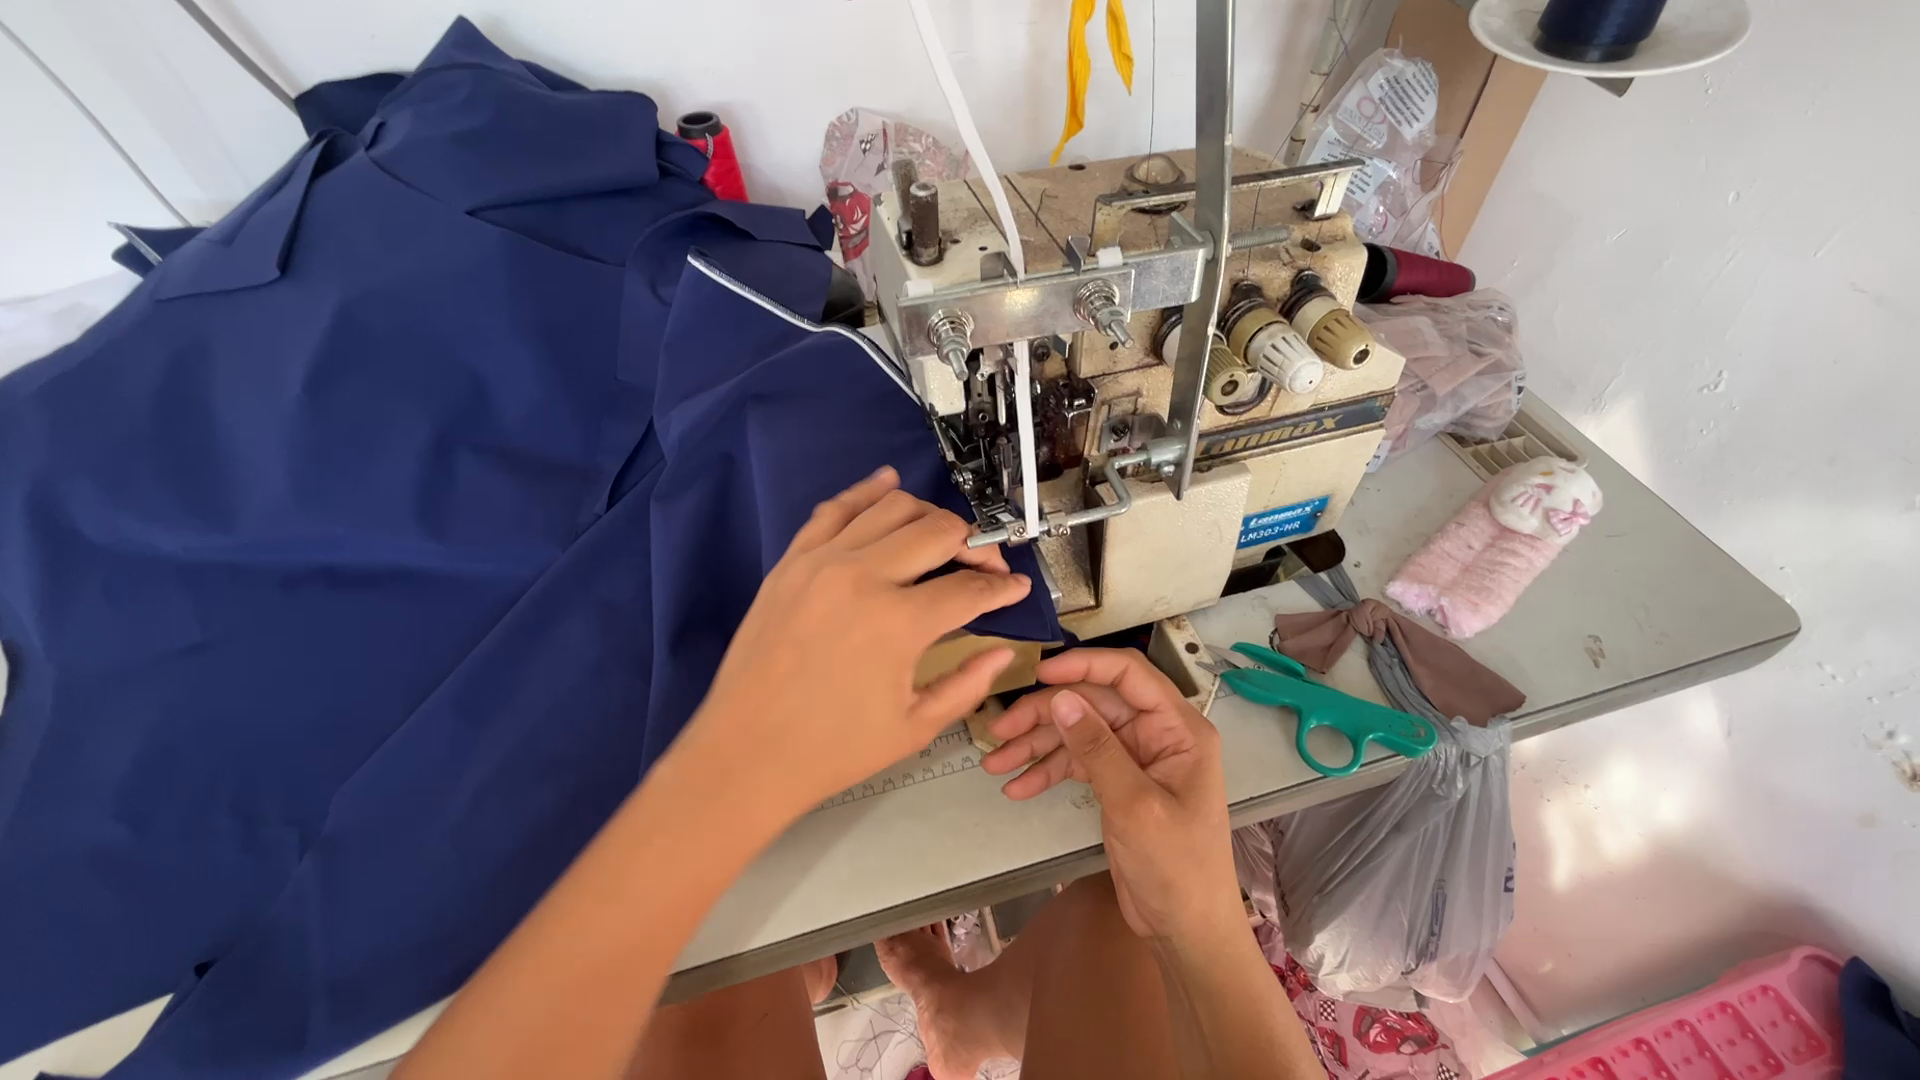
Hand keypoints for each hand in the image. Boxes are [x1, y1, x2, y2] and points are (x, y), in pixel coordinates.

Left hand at [682, 467, 1031, 818]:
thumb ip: (967, 684)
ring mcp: (821, 562)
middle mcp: (862, 577)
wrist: (745, 753)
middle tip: (984, 565)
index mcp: (898, 624)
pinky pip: (834, 510)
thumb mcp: (914, 728)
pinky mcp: (791, 562)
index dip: (1002, 589)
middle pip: (937, 532)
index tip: (1016, 590)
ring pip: (891, 508)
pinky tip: (887, 484)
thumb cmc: (833, 750)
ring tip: (943, 538)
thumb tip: (1002, 651)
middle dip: (974, 544)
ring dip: (929, 516)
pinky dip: (865, 492)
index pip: (969, 588)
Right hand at [982, 649, 1241, 942]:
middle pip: (1093, 704)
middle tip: (999, 731)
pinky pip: (1076, 763)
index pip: (1128, 675)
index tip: (1039, 674)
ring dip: (1037, 745)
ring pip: (1077, 732)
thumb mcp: (1134, 804)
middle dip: (1045, 715)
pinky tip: (1017, 787)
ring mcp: (1134, 758)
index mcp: (1177, 728)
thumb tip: (1060, 698)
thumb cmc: (1177, 866)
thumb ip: (1096, 747)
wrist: (1186, 930)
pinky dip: (1047, 772)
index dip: (1083, 665)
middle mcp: (1156, 734)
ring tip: (995, 764)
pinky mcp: (1116, 783)